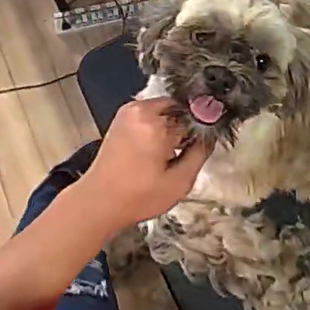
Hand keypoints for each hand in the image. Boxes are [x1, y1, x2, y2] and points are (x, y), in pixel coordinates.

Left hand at [71, 98, 211, 232]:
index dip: (202, 131)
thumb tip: (209, 138)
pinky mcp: (122, 116)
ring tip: (171, 150)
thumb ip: (199, 154)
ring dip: (173, 124)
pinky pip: (151, 112)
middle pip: (179, 108)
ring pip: (165, 108)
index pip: (193, 117)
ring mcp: (129, 111)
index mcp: (155, 125)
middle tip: (186, 149)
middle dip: (186, 126)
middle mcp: (141, 111)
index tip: (204, 143)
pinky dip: (158, 124)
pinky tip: (158, 147)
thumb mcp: (179, 182)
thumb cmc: (136, 196)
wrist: (99, 200)